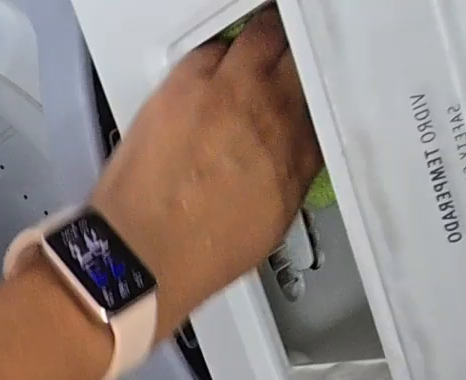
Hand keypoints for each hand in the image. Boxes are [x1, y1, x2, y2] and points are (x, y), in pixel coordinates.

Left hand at [89, 6, 322, 316]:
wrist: (139, 258)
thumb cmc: (193, 256)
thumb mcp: (268, 226)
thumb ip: (289, 177)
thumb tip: (290, 158)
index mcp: (300, 154)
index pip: (326, 100)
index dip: (315, 93)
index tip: (305, 94)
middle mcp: (274, 114)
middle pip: (302, 59)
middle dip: (293, 60)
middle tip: (279, 67)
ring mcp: (230, 94)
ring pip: (265, 36)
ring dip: (261, 44)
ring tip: (249, 59)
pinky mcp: (184, 88)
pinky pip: (211, 49)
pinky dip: (213, 57)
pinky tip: (206, 74)